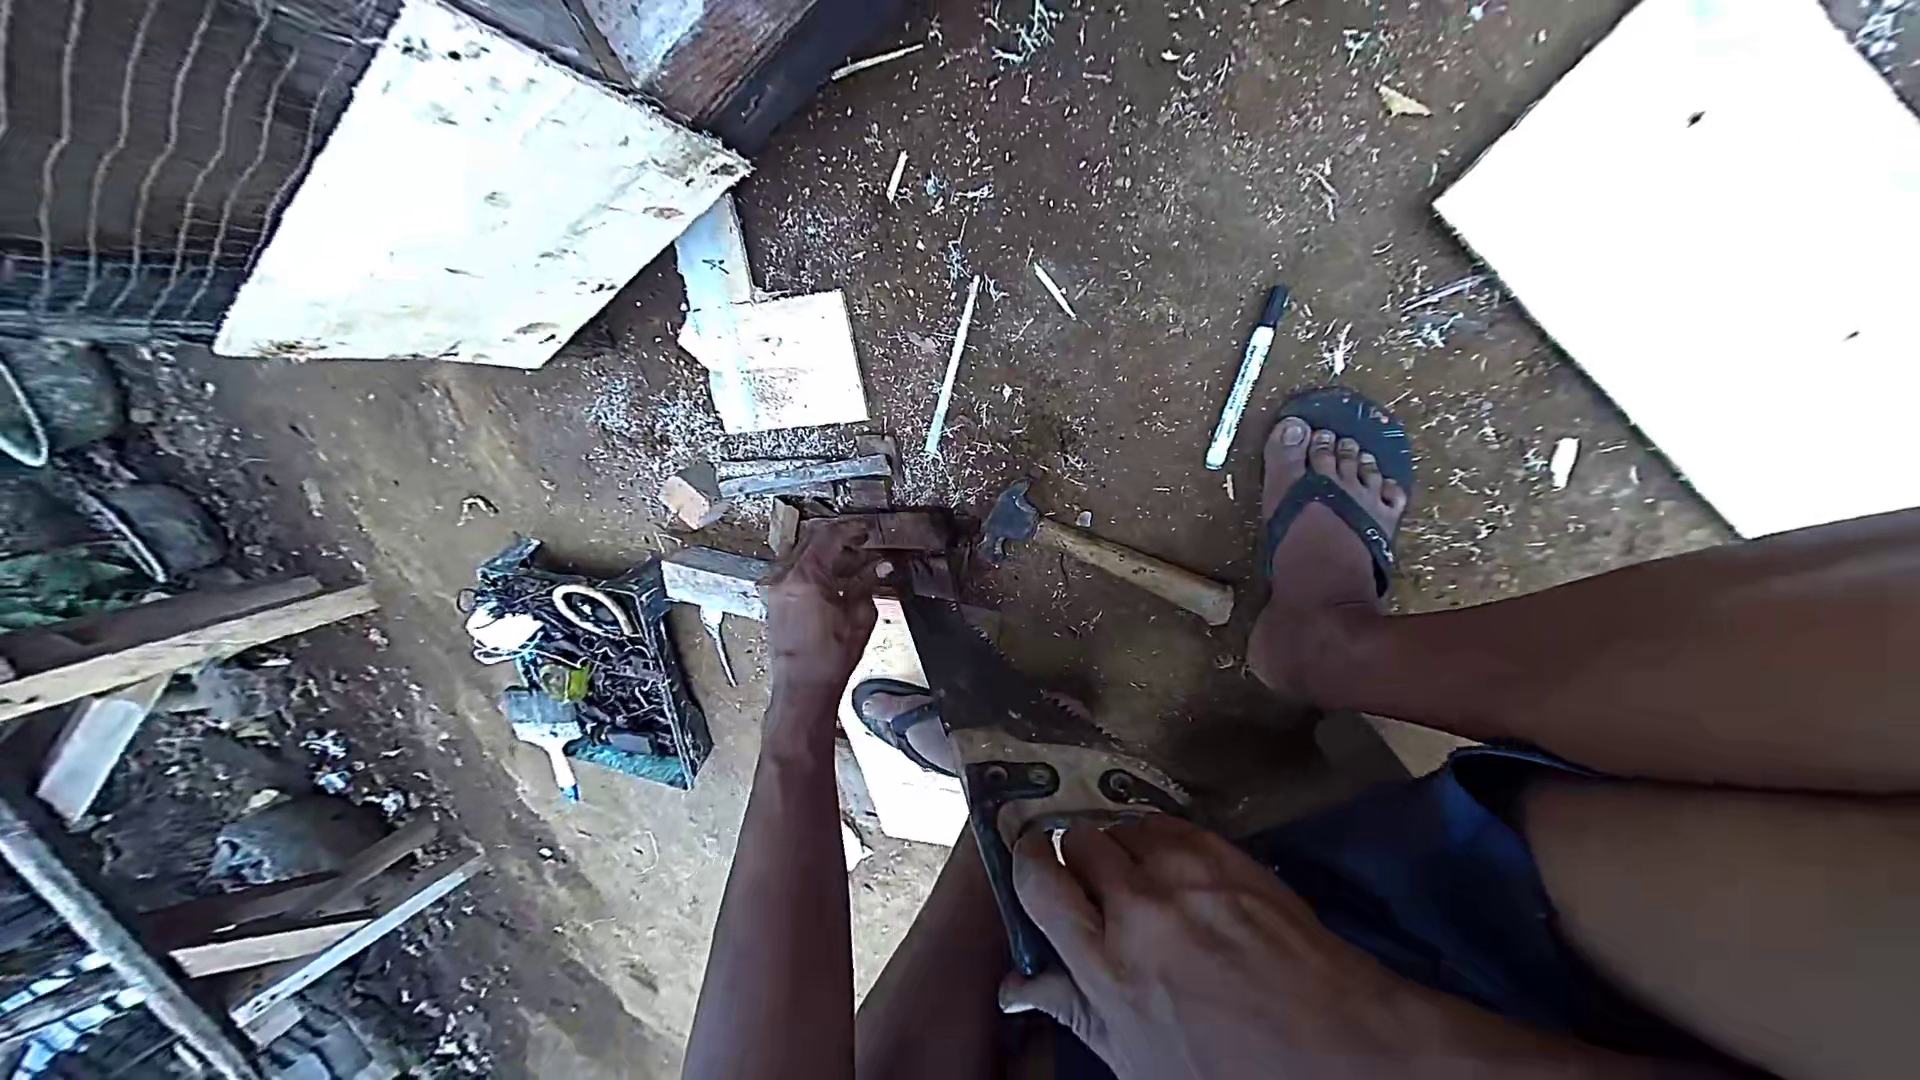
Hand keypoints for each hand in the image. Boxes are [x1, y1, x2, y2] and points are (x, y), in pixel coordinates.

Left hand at [763, 516, 881, 695]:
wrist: (802, 688)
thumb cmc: (828, 660)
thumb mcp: (859, 617)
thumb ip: (867, 584)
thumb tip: (879, 566)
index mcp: (805, 578)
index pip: (828, 537)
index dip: (850, 529)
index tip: (865, 529)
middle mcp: (784, 579)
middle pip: (810, 541)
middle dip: (838, 538)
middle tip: (861, 540)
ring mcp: (776, 589)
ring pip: (802, 555)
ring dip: (826, 553)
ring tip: (852, 561)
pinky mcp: (775, 601)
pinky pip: (795, 572)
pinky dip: (815, 568)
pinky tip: (835, 578)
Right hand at [1003, 815, 1663, 1079]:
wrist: (1344, 1047)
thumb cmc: (1232, 1072)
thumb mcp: (1138, 1062)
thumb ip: (1072, 1008)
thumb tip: (1012, 985)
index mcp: (1110, 966)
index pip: (1039, 878)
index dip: (1028, 858)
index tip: (1035, 859)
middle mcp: (1138, 906)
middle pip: (1079, 840)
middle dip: (1080, 856)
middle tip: (1098, 883)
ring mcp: (1184, 872)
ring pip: (1122, 825)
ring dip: (1121, 847)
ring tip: (1142, 877)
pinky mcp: (1221, 851)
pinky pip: (1163, 821)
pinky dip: (1157, 838)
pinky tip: (1176, 866)